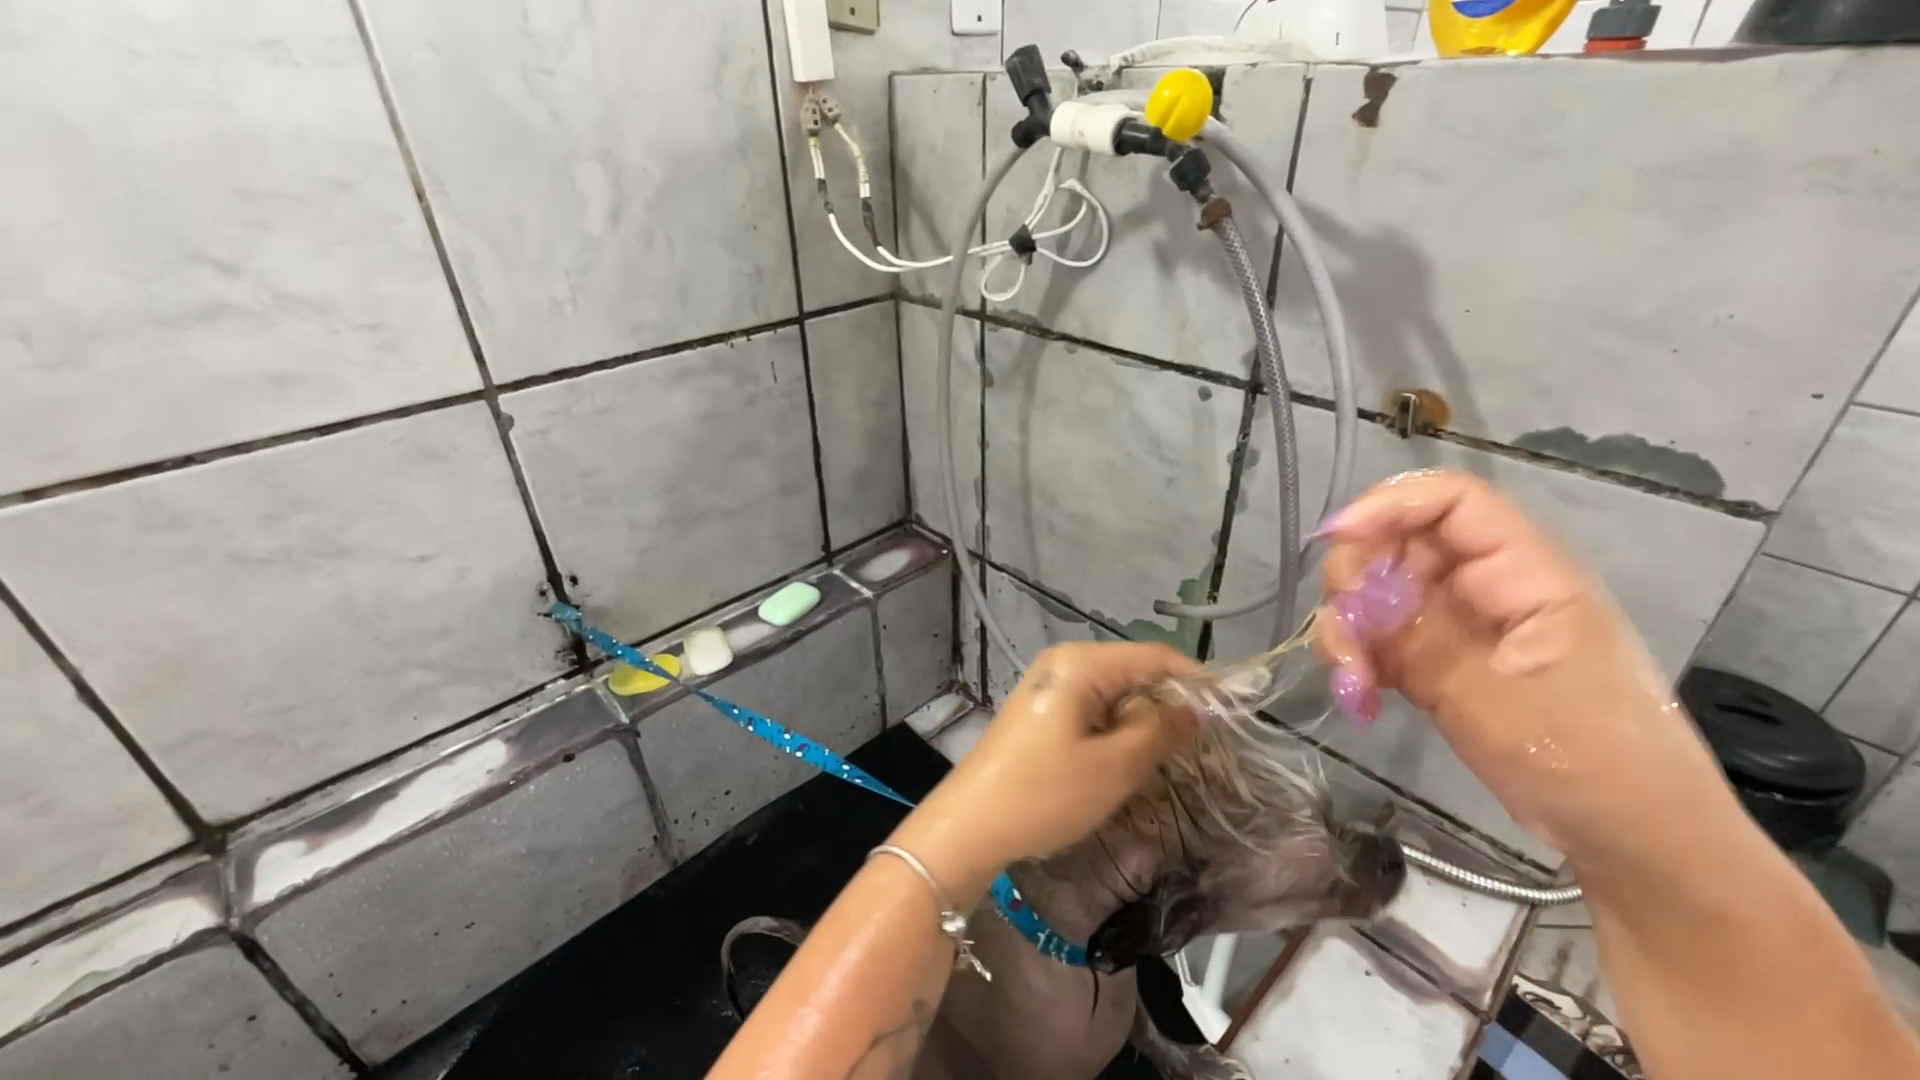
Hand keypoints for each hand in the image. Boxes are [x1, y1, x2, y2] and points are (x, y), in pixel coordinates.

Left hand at [894, 643, 1202, 878]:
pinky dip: (1117, 731)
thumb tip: (1197, 708)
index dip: (1199, 681)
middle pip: (1135, 672)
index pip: (1157, 657)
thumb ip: (1161, 730)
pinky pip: (1094, 711)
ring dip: (1144, 722)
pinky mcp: (1041, 713)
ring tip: (1171, 757)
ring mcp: (1049, 687)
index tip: (1235, 712)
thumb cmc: (1045, 794)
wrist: (969, 826)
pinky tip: (1128, 760)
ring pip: (1116, 695)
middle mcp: (1064, 663)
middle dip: (1171, 704)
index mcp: (1082, 664)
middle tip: (1203, 744)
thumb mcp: (1115, 766)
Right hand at [1312, 470, 1733, 863]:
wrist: (1631, 838)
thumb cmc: (1588, 759)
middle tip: (1344, 639)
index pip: (1452, 501)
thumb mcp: (1496, 699)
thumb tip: (1350, 599)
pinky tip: (1359, 697)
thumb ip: (1418, 642)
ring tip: (1351, 683)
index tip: (1333, 539)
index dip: (1388, 503)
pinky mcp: (1440, 665)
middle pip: (1399, 544)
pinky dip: (1359, 661)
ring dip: (1349, 630)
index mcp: (1524, 573)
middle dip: (1355, 581)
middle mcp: (1487, 587)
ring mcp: (1461, 627)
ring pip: (1380, 594)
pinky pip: (1382, 640)